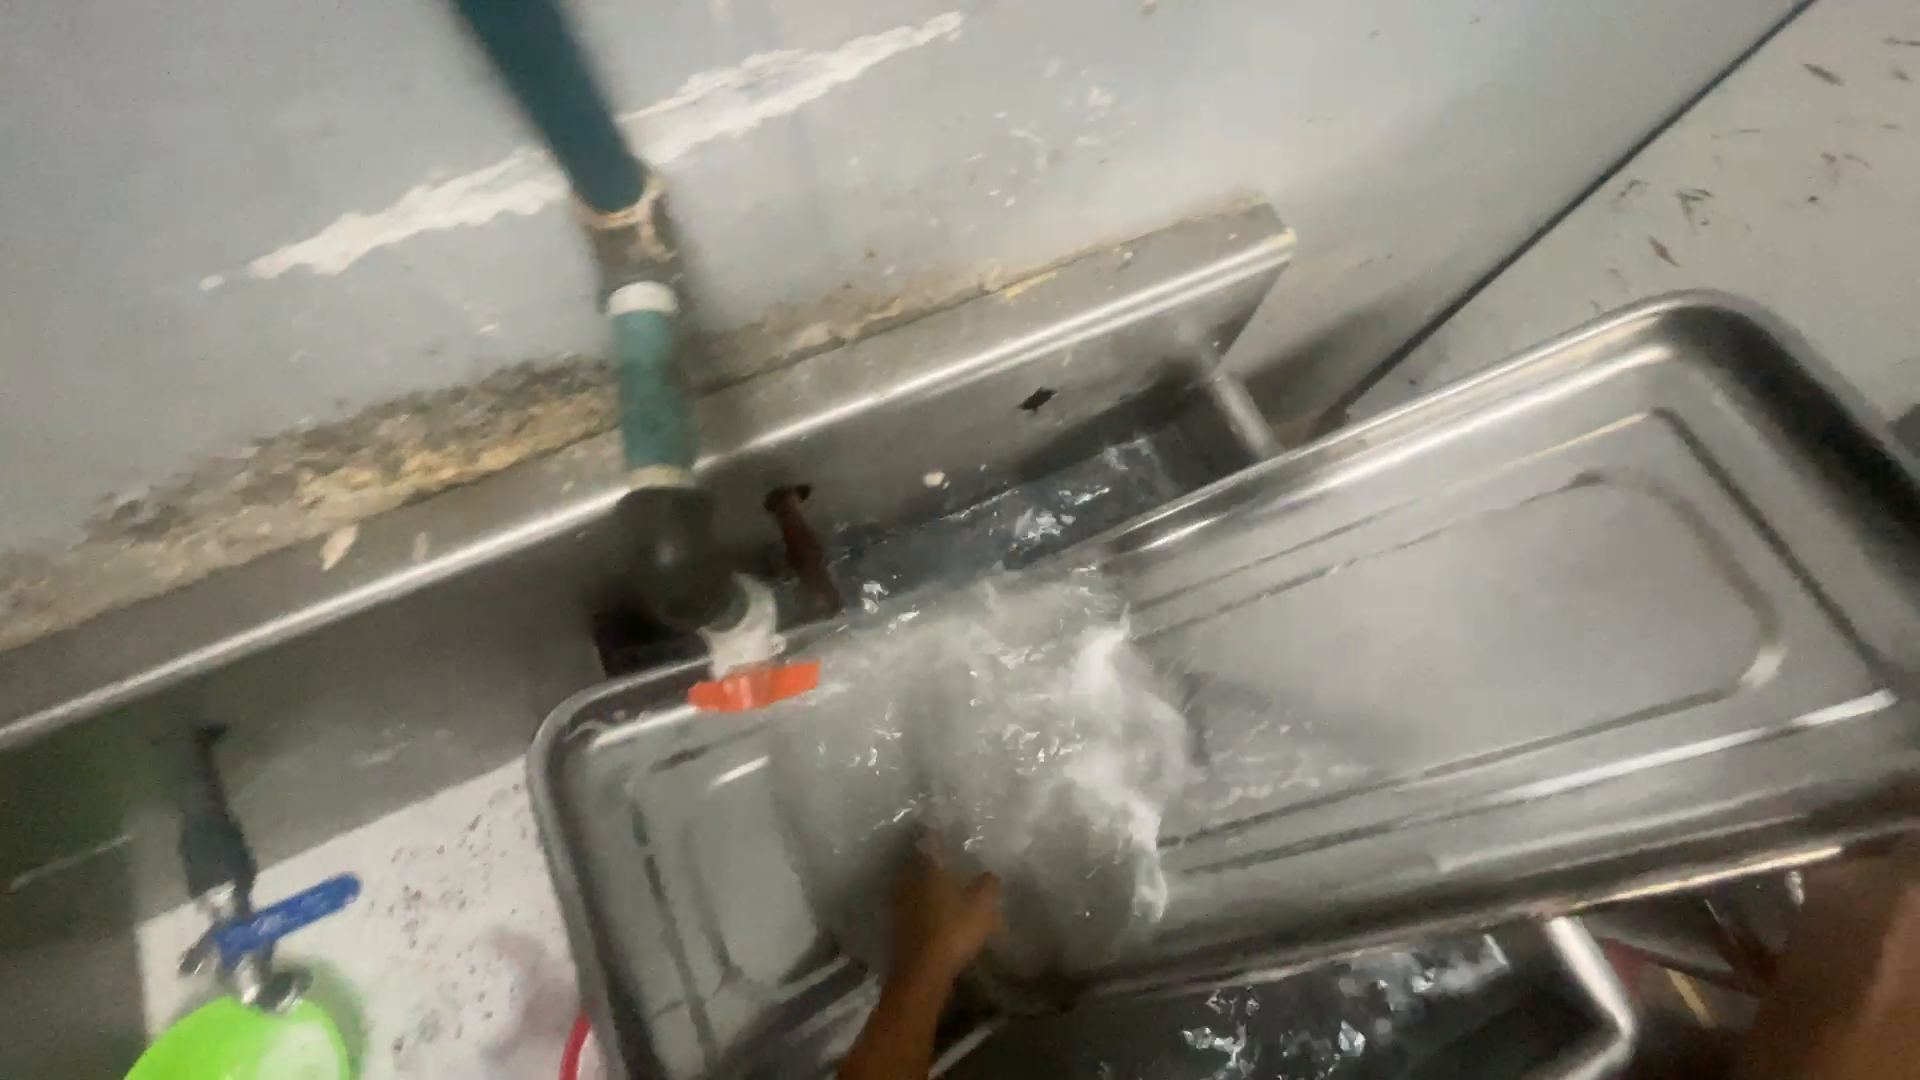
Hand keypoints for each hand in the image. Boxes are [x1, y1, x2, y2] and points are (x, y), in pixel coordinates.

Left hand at [889, 840, 1002, 986]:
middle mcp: (909, 880)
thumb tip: (989, 875)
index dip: (935, 829)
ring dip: (924, 883)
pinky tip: (934, 912)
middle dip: (929, 857)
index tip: (938, 820)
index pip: (931, 840)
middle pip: (918, 861)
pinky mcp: (898, 927)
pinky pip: (912, 906)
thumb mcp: (983, 904)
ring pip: (913, 884)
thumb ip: (988, 884)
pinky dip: (922, 905)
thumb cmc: (953, 930)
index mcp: (928, 867)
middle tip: (942, 853)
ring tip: (940, 884)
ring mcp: (900, 904)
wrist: (921, 973)